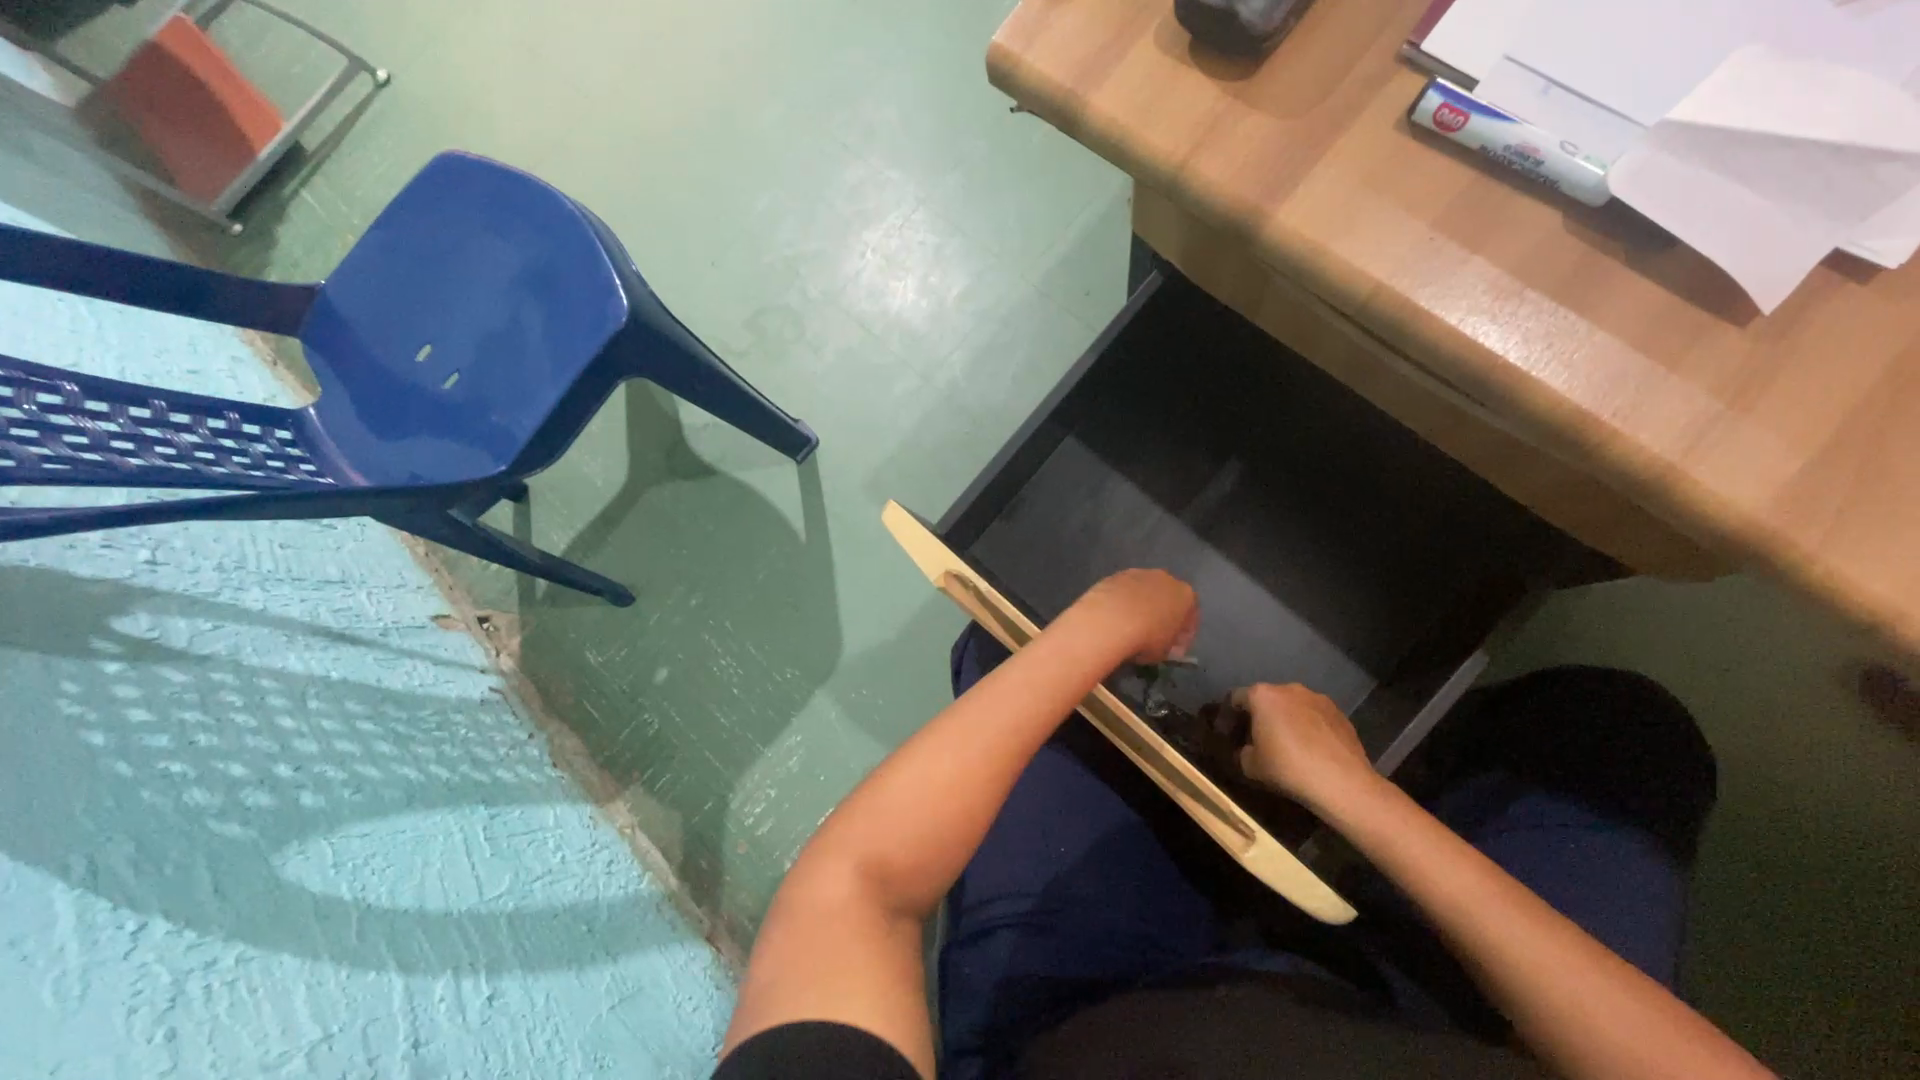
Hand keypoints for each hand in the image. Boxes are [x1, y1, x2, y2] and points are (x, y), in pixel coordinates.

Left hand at [1067, 569, 1198, 663]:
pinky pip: (1124, 592)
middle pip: (1167, 599)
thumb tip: (1165, 646)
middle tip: (1153, 636)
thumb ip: (1169, 646)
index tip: (1174, 650)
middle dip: (1162, 615)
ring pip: (1144, 592)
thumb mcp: (1165, 652)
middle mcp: (1165, 578)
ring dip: (1141, 606)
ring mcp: (1138, 574)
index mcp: (1185, 595)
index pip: (1191, 617)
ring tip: (1131, 627)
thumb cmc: (1146, 638)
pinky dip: (1122, 603)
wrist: (1109, 620)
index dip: (1183, 636)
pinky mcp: (1115, 575)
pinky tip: (1115, 618)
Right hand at [1234, 683, 1379, 811]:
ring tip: (1287, 744)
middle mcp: (1289, 689)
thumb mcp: (1251, 766)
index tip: (1227, 735)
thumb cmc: (1287, 767)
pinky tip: (1311, 749)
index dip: (1228, 716)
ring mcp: (1318, 698)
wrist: (1341, 781)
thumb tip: (1247, 750)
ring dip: (1285, 720)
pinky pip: (1314, 716)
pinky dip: (1308, 727)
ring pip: (1293, 705)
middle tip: (1256, 739)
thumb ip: (1242, 752)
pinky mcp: (1339, 713)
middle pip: (1266, 699)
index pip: (1235, 698)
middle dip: (1259, 716)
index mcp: (1262, 696)